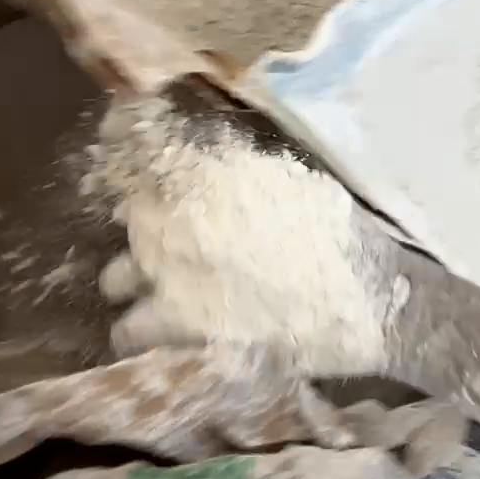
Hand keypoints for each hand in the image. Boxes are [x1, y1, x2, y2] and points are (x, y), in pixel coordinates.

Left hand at [103, 123, 408, 376]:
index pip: (146, 149)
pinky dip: (148, 331)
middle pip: (130, 213)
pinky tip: (177, 333)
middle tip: (181, 239)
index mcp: (210, 169)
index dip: (141, 154)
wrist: (363, 296)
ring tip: (176, 292)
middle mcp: (175, 212)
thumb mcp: (296, 175)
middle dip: (150, 225)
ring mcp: (166, 272)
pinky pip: (129, 330)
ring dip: (141, 281)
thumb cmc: (338, 230)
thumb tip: (214, 145)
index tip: (146, 163)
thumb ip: (245, 161)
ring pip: (116, 276)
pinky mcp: (172, 326)